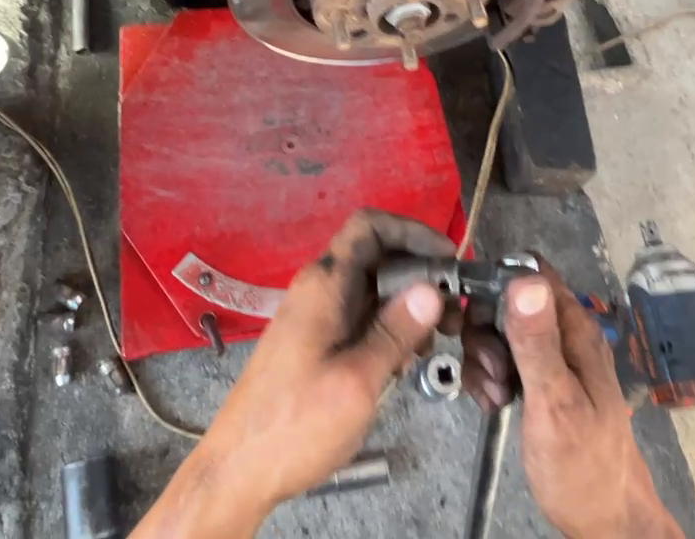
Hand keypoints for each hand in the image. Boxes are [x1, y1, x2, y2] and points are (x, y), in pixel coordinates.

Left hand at [132, 210, 452, 537]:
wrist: (239, 469)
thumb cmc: (297, 424)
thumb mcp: (358, 380)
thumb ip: (396, 331)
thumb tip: (433, 287)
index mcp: (325, 283)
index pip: (369, 225)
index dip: (412, 231)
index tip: (448, 259)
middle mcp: (320, 288)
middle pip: (377, 256)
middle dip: (420, 274)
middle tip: (455, 313)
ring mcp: (316, 314)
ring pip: (373, 288)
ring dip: (409, 305)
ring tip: (437, 340)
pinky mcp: (317, 340)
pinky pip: (361, 315)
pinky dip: (390, 326)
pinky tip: (407, 360)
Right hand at [496, 261, 683, 538]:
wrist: (603, 519)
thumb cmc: (583, 463)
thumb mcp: (555, 401)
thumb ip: (537, 342)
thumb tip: (525, 279)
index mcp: (574, 327)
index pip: (530, 271)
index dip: (496, 282)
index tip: (475, 317)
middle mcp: (563, 332)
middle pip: (506, 300)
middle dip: (485, 332)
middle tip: (493, 372)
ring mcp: (550, 356)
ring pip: (498, 331)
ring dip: (484, 360)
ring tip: (497, 397)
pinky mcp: (537, 379)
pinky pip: (500, 360)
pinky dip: (488, 378)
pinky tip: (496, 404)